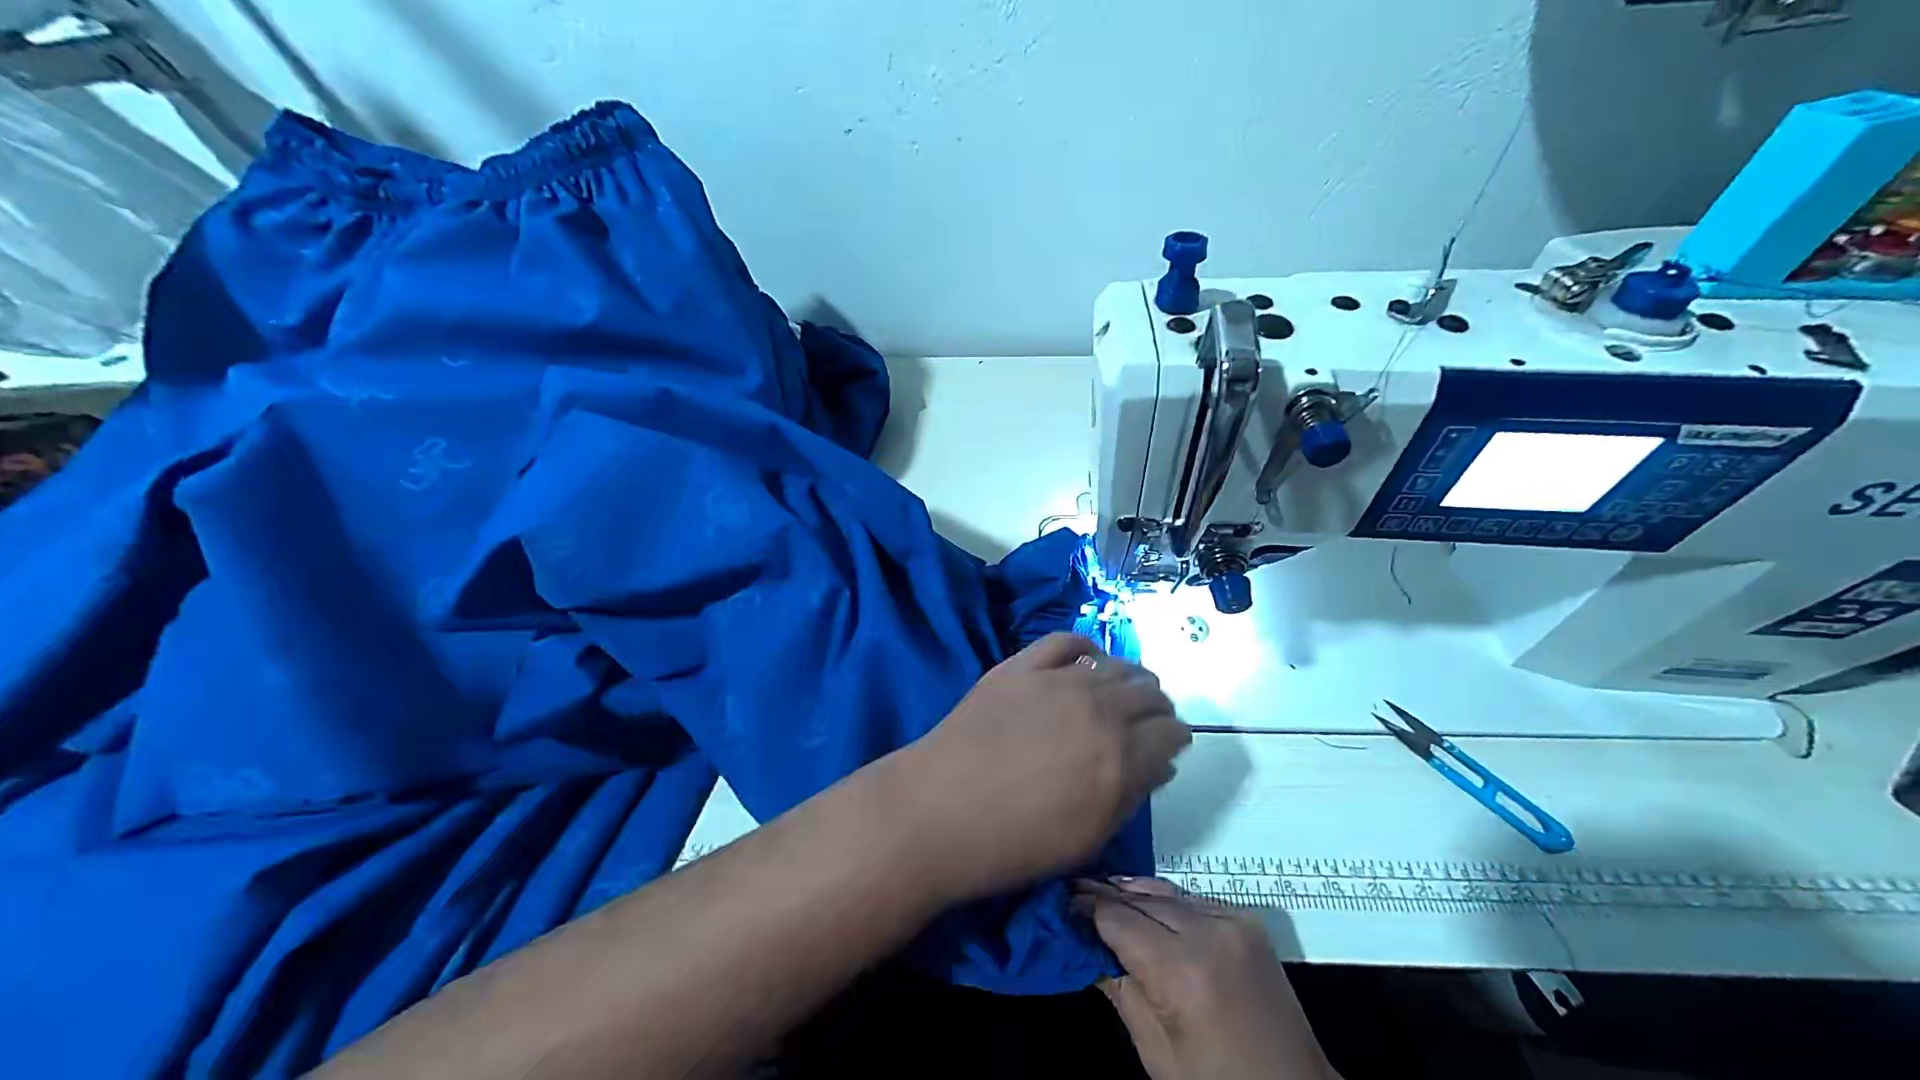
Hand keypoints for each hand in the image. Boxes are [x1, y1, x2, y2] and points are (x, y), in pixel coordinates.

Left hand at [890, 633, 1190, 900]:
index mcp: (1121, 758)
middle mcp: (1099, 710)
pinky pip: (1065, 641)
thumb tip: (1158, 765)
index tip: (1171, 744)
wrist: (938, 811)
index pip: (1171, 734)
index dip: (1176, 739)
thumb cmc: (1014, 842)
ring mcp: (1058, 681)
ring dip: (1130, 677)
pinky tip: (1088, 658)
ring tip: (1127, 688)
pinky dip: (1084, 648)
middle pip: (1148, 694)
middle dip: (1158, 707)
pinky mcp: (1021, 666)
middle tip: (1151, 718)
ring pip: (1115, 665)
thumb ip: (1131, 796)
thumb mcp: (1088, 837)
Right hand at [1077, 877, 1337, 1079]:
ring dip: (1131, 892)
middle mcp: (1209, 931)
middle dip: (1103, 894)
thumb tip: (1080, 943)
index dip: (1084, 908)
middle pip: (1140, 899)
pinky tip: (1141, 904)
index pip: (1117, 919)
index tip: (1057, 902)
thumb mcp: (1156, 1048)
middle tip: (1069, 890)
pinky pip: (1191, 899)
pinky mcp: (1246, 918)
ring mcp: (1233, 919)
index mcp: (1183, 970)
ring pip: (1164, 891)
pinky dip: (1163, 901)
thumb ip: (1117, 986)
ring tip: (1097, 889)